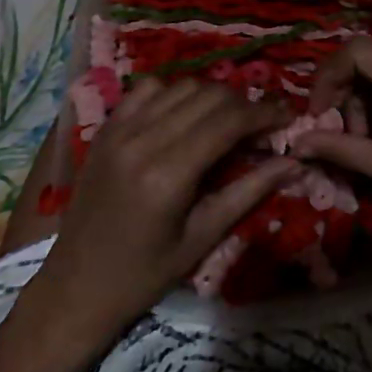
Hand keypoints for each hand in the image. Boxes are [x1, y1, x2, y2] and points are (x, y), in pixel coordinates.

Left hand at [33, 79, 296, 339]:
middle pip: (208, 96)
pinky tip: (183, 116)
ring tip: (226, 120)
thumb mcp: (203, 238)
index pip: (228, 120)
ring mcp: (118, 130)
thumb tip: (295, 162)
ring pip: (180, 86)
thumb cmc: (145, 275)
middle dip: (243, 104)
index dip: (264, 113)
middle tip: (261, 125)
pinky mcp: (104, 129)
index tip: (286, 117)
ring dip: (211, 97)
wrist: (76, 286)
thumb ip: (249, 192)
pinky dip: (173, 93)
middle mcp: (142, 140)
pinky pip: (146, 90)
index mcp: (168, 174)